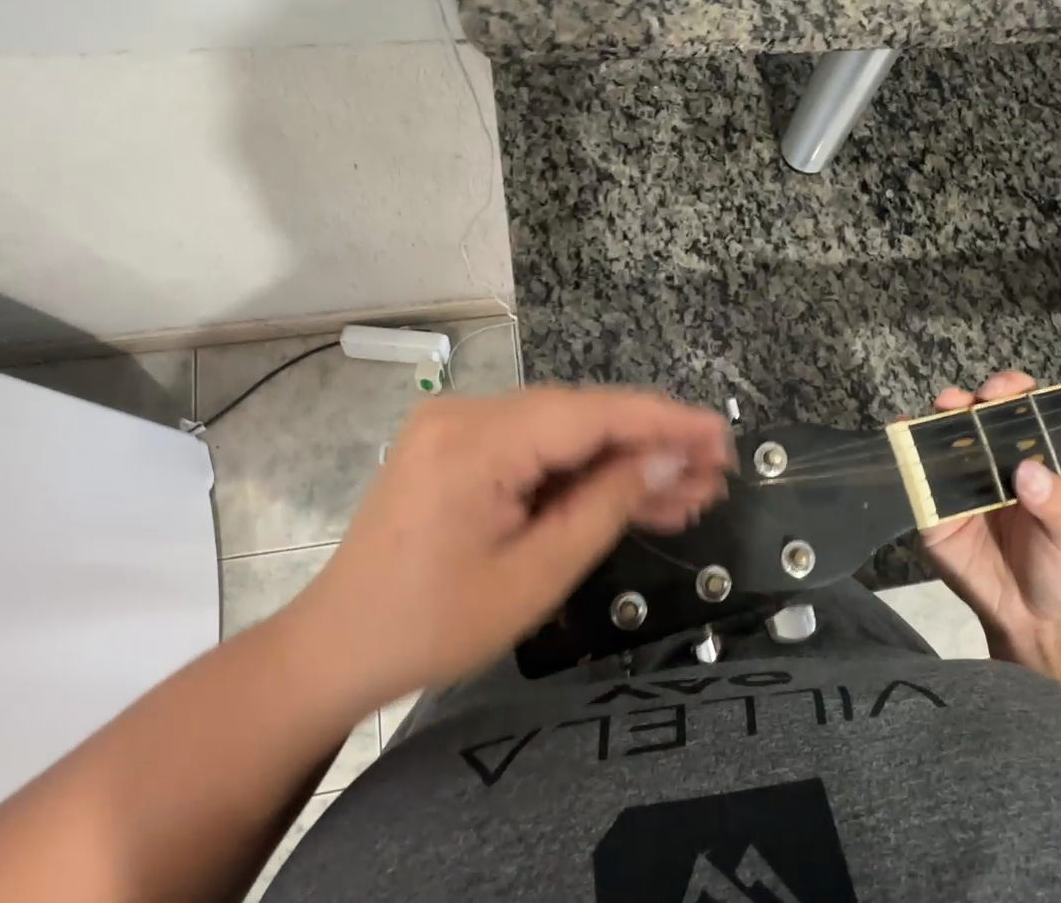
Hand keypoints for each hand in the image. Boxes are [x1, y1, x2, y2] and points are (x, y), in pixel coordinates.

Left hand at [293, 386, 732, 703]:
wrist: (338, 646)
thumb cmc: (435, 626)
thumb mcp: (536, 575)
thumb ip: (606, 505)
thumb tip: (666, 457)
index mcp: (475, 442)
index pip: (591, 414)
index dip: (664, 422)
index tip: (722, 435)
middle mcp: (465, 415)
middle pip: (580, 419)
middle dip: (651, 446)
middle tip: (715, 474)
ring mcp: (458, 429)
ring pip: (563, 436)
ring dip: (622, 463)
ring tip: (688, 492)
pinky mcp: (458, 450)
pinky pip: (535, 452)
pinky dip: (581, 475)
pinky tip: (632, 495)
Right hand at [918, 371, 1060, 672]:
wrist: (1036, 622)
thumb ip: (1059, 502)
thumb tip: (1027, 469)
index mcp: (1031, 457)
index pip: (1018, 410)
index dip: (1010, 391)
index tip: (1004, 392)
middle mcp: (990, 462)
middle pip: (972, 417)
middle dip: (965, 400)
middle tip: (962, 403)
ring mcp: (957, 485)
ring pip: (939, 442)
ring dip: (932, 421)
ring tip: (935, 415)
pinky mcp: (930, 512)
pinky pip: (914, 481)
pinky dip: (903, 458)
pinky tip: (899, 442)